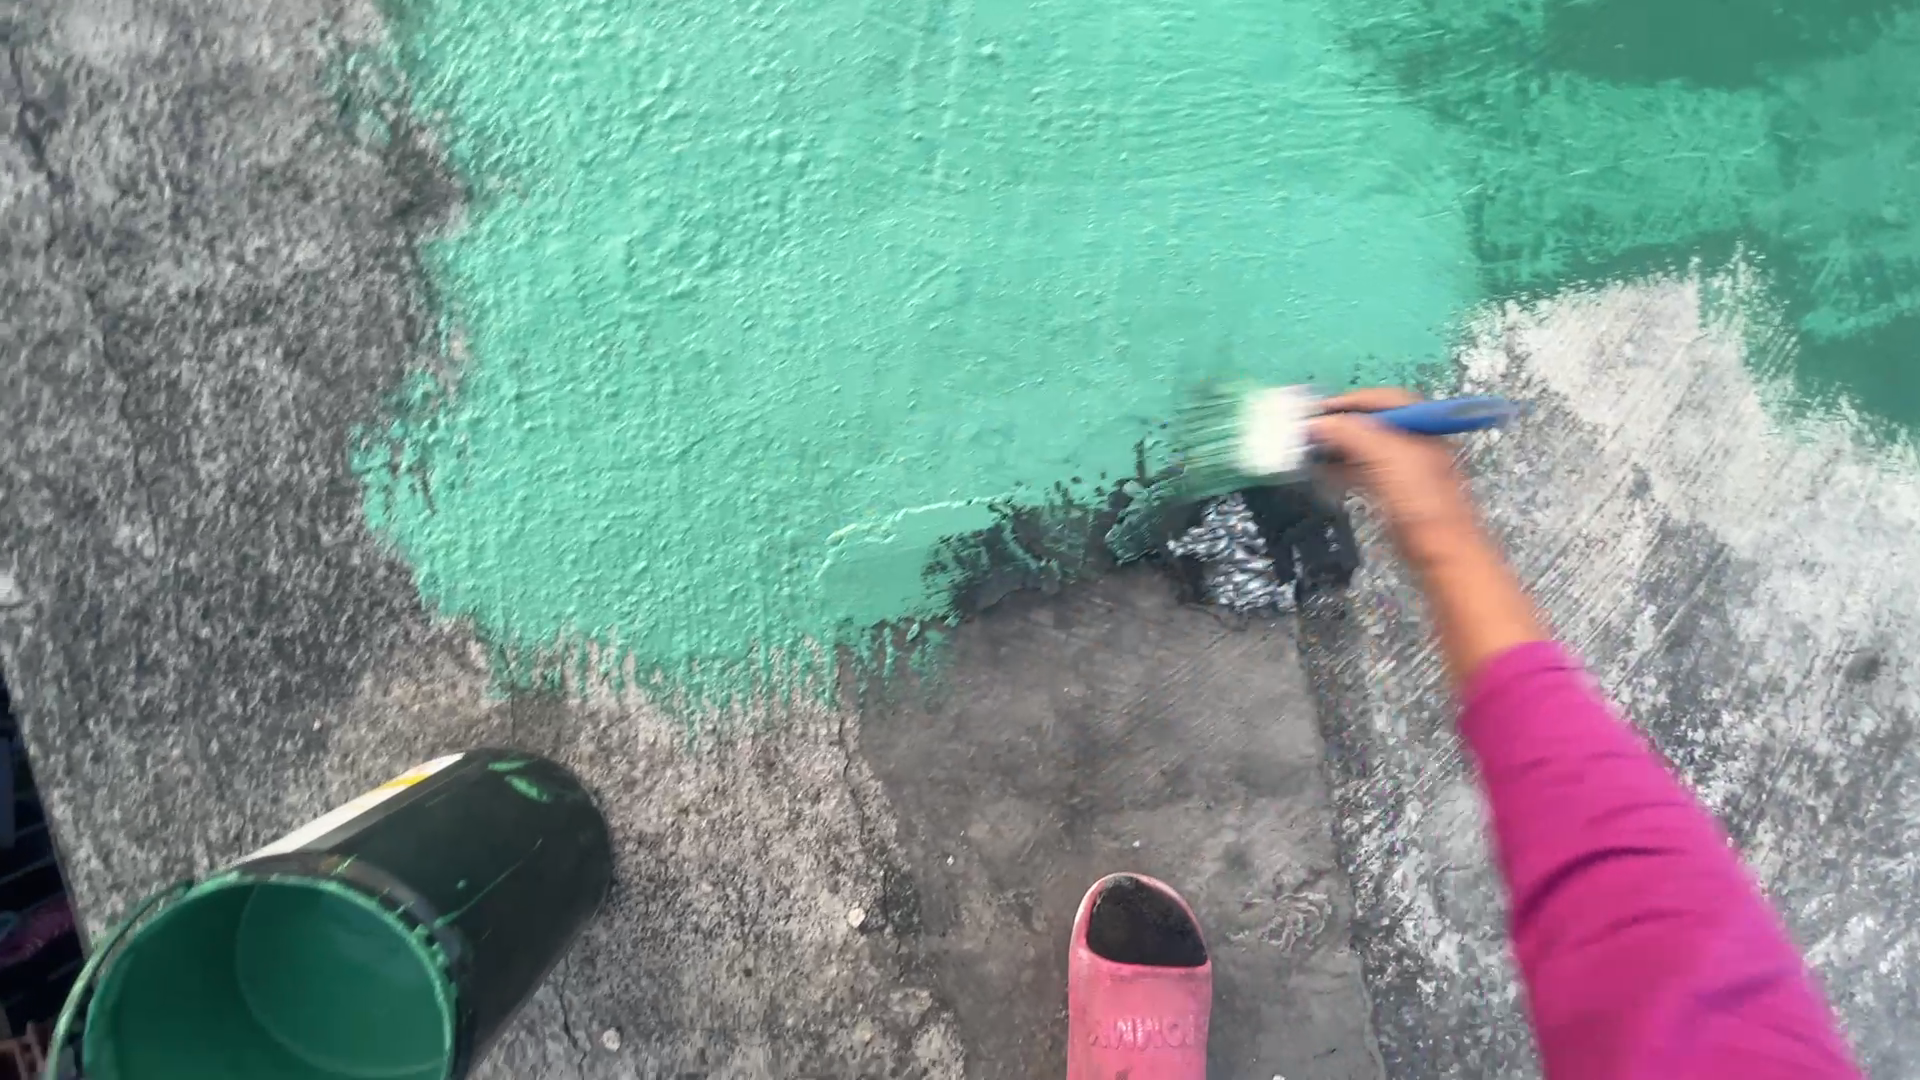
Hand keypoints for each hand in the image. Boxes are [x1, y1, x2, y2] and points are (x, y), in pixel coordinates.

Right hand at [1306, 388, 1482, 565]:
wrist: (1439, 551)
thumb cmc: (1422, 504)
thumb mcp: (1388, 457)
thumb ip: (1353, 434)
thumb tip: (1320, 423)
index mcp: (1421, 428)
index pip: (1384, 400)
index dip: (1350, 401)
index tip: (1318, 410)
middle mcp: (1414, 444)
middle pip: (1371, 423)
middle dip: (1339, 423)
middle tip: (1310, 430)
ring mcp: (1403, 470)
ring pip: (1363, 448)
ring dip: (1335, 446)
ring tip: (1309, 449)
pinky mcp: (1392, 493)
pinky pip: (1360, 471)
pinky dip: (1339, 468)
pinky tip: (1321, 470)